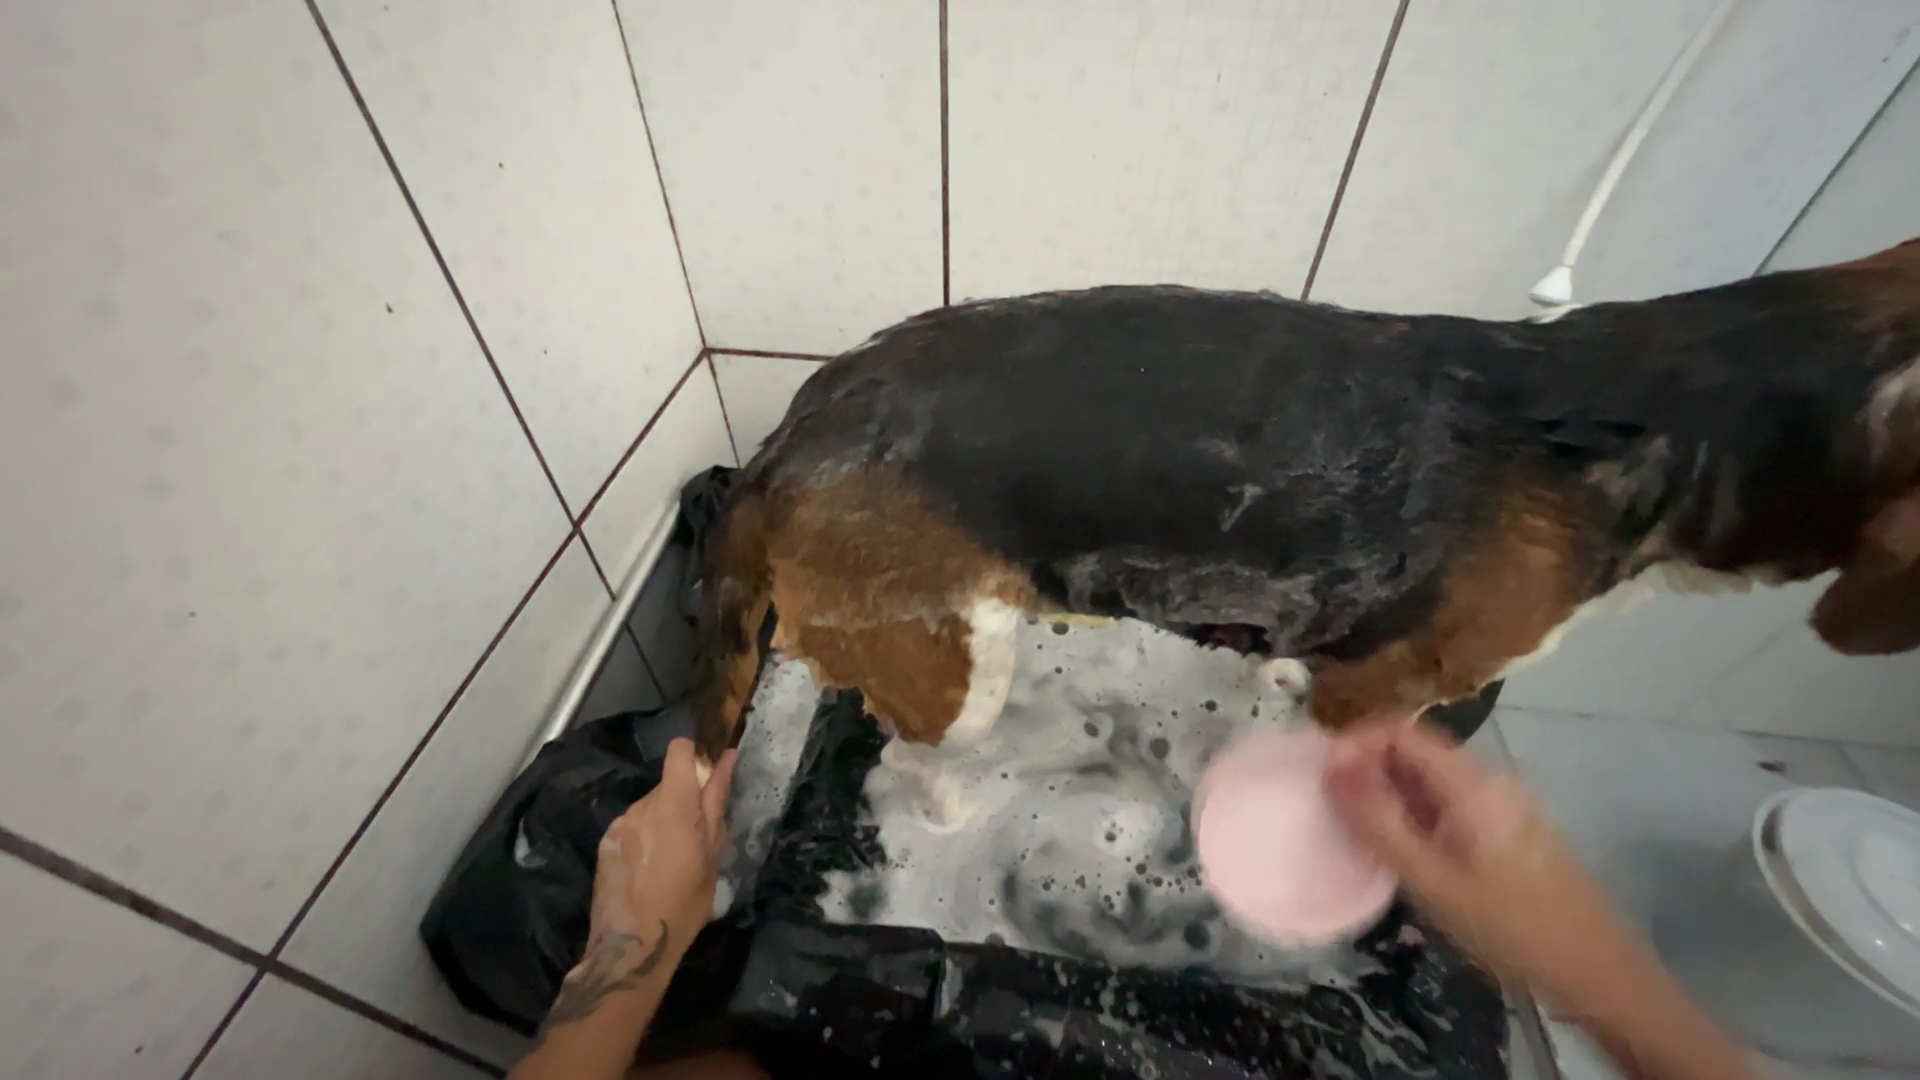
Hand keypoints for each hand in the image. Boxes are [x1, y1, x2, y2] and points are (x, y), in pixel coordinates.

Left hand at [587, 738, 737, 961]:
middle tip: (697, 839)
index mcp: (672, 803)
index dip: (696, 755)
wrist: (631, 947)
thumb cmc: (684, 899)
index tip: (708, 777)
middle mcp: (640, 805)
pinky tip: (650, 871)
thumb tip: (727, 757)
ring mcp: (619, 825)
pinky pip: (634, 827)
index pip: (679, 751)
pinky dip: (646, 838)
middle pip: (668, 784)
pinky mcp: (605, 845)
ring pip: (651, 808)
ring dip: (664, 821)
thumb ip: (716, 800)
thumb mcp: (712, 851)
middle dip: (684, 801)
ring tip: (672, 860)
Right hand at [1323, 720, 1638, 1003]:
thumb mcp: (1430, 878)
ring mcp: (1501, 800)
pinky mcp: (1506, 824)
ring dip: (1386, 786)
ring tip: (1358, 822)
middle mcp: (1488, 778)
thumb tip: (1330, 769)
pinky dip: (1411, 805)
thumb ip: (1377, 820)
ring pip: (1428, 773)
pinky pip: (1445, 795)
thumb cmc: (1509, 926)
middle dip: (1366, 764)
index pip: (1400, 729)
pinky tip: (1401, 842)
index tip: (1323, 774)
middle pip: (1413, 746)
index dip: (1354, 741)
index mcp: (1470, 782)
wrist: (1600, 977)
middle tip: (1333, 800)